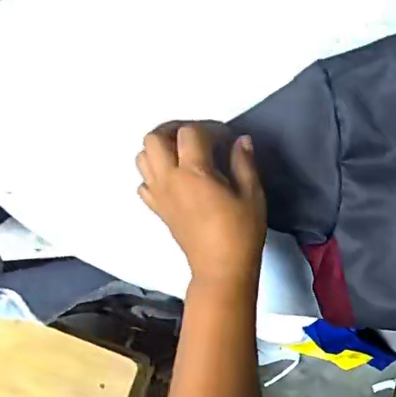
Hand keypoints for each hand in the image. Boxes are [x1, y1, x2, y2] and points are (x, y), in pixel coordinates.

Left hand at [137, 122, 266, 286]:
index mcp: (193, 172)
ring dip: (160, 149)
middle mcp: (169, 178)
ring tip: (184, 156)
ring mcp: (159, 194)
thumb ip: (244, 163)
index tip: (227, 138)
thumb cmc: (241, 231)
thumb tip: (241, 140)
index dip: (210, 128)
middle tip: (198, 138)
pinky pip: (144, 182)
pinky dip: (154, 174)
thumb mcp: (252, 194)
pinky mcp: (157, 209)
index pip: (190, 132)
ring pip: (143, 157)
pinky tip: (175, 181)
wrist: (221, 268)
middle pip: (154, 137)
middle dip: (175, 130)